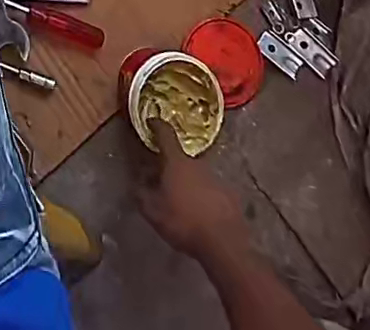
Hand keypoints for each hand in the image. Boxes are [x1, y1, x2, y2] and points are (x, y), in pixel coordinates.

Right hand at [135, 118, 250, 264]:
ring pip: (199, 175)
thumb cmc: (183, 222)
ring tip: (183, 198)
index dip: (157, 125)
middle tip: (164, 175)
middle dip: (173, 164)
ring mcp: (218, 182)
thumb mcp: (151, 209)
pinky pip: (213, 192)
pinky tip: (201, 213)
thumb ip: (141, 191)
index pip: (166, 134)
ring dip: (190, 182)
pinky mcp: (232, 200)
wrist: (225, 248)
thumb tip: (137, 181)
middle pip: (183, 158)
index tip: (151, 121)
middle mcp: (199, 166)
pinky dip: (205, 197)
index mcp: (177, 162)